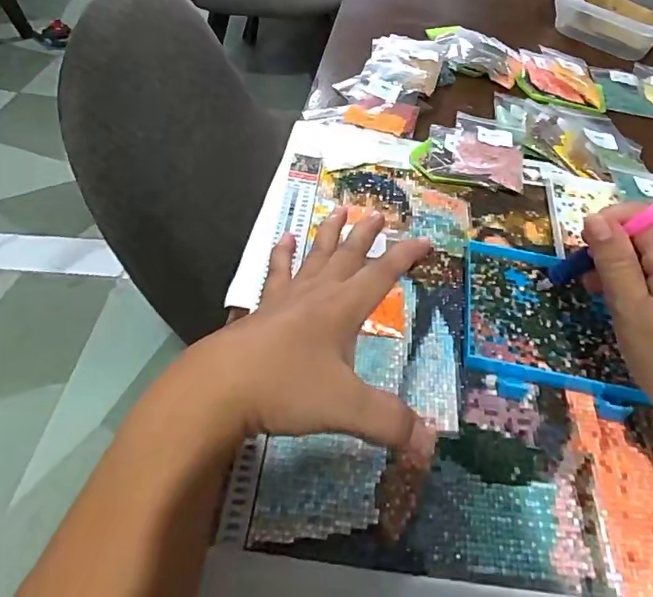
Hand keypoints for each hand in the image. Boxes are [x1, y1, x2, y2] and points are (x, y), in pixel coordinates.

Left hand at [183, 208, 435, 455]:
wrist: (221, 385)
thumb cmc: (287, 389)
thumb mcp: (346, 408)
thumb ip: (389, 422)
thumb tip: (431, 443)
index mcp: (343, 308)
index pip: (382, 274)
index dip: (405, 256)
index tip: (425, 240)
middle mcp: (318, 294)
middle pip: (347, 255)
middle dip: (366, 234)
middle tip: (380, 213)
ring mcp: (288, 298)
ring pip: (315, 256)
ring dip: (329, 232)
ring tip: (340, 208)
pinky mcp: (264, 309)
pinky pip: (277, 273)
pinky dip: (282, 254)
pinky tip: (284, 238)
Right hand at [582, 203, 652, 435]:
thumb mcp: (631, 311)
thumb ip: (613, 260)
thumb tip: (594, 217)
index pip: (640, 216)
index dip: (607, 224)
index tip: (582, 253)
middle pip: (648, 235)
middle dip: (613, 249)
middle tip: (587, 282)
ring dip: (624, 268)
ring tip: (602, 298)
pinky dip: (643, 284)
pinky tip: (629, 310)